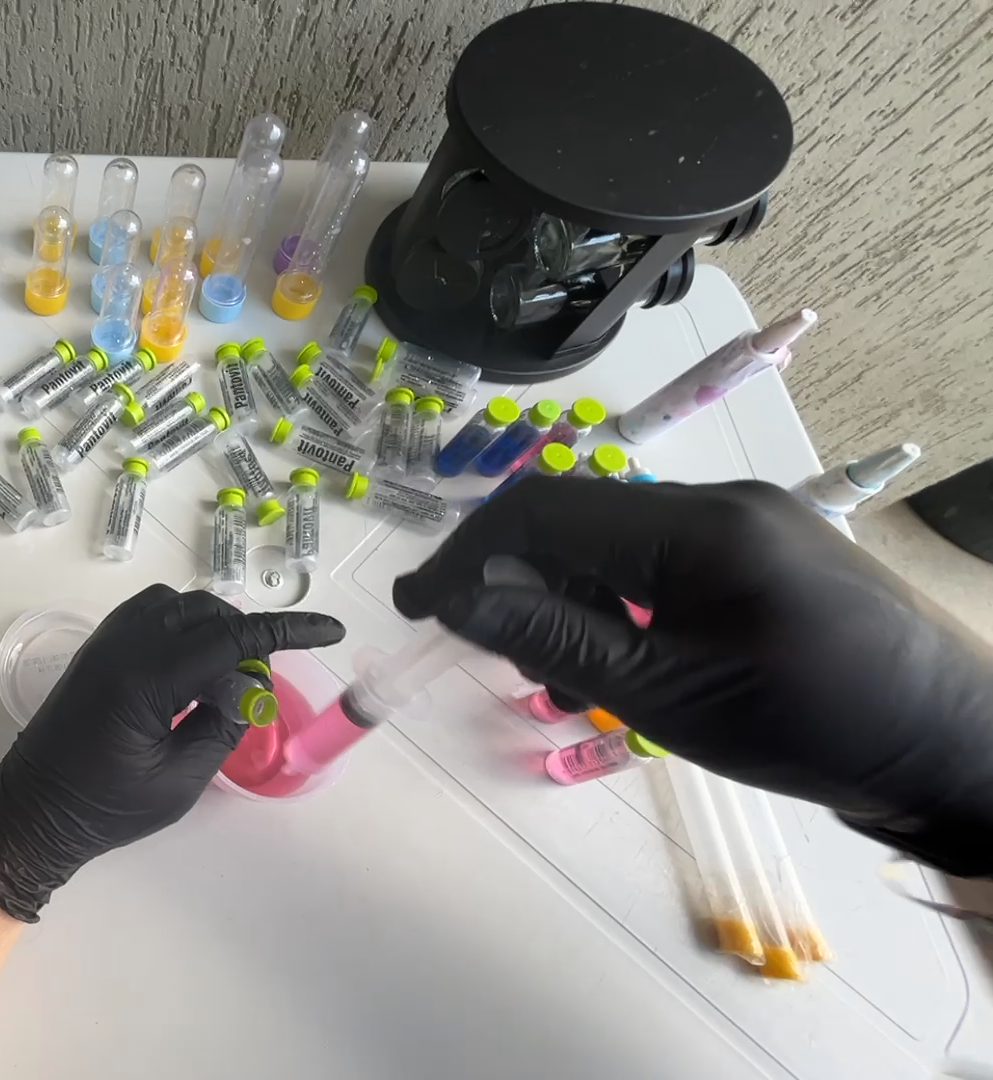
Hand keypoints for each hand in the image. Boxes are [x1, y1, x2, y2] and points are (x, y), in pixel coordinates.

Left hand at [0, 585, 344, 919]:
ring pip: (174, 603)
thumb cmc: (106, 808)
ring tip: (224, 675)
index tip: (329, 630)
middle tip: (255, 685)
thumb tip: (248, 688)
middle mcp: (122, 645)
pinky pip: (147, 613)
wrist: (33, 809)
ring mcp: (104, 641)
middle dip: (245, 636)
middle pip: (203, 612)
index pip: (229, 639)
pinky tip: (188, 667)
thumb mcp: (181, 780)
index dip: (286, 632)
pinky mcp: (96, 647)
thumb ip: (223, 726)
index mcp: (144, 680)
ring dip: (211, 626)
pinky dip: (179, 625)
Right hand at [393, 477, 992, 876]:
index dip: (463, 554)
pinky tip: (615, 656)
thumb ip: (544, 635)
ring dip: (557, 600)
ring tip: (567, 674)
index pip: (539, 510)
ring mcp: (736, 519)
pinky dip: (604, 602)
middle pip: (565, 521)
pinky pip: (642, 557)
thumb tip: (447, 599)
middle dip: (512, 584)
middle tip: (502, 654)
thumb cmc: (808, 726)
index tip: (418, 604)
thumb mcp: (657, 689)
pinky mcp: (748, 546)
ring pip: (598, 541)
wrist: (962, 757)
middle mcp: (713, 501)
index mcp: (697, 526)